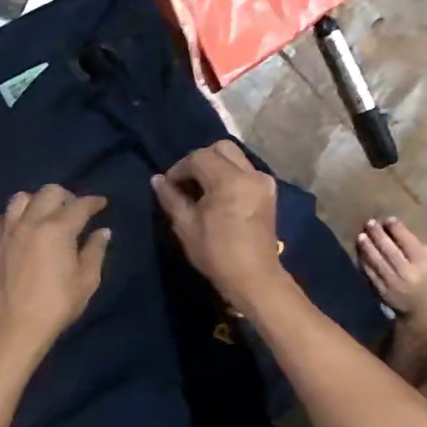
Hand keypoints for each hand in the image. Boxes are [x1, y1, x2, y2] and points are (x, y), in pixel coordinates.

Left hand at [0, 185, 110, 348]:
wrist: (18, 326)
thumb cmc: (58, 304)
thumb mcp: (87, 280)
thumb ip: (95, 251)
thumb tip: (102, 232)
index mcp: (58, 229)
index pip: (80, 205)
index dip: (94, 202)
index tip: (101, 203)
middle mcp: (32, 222)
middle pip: (50, 192)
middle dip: (67, 196)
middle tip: (75, 210)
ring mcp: (9, 231)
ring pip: (21, 198)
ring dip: (38, 200)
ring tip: (46, 214)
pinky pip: (3, 216)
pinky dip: (16, 215)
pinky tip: (24, 226)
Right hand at [150, 141, 283, 306]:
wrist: (254, 278)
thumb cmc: (217, 254)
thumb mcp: (186, 227)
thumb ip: (171, 198)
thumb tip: (157, 179)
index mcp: (230, 181)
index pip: (198, 158)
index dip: (179, 169)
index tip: (168, 186)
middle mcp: (251, 174)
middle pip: (221, 148)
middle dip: (199, 160)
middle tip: (185, 183)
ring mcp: (264, 181)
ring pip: (235, 157)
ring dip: (215, 166)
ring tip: (201, 190)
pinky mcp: (269, 191)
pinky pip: (245, 170)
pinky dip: (229, 174)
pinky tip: (218, 195)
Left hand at [358, 218, 426, 328]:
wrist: (421, 311)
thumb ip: (418, 247)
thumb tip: (396, 230)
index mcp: (424, 264)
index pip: (408, 242)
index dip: (397, 229)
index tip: (388, 219)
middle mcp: (408, 273)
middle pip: (390, 250)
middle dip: (378, 235)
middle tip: (370, 222)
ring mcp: (393, 283)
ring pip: (377, 261)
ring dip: (368, 247)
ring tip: (361, 235)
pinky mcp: (382, 290)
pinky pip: (371, 273)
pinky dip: (364, 261)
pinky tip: (360, 251)